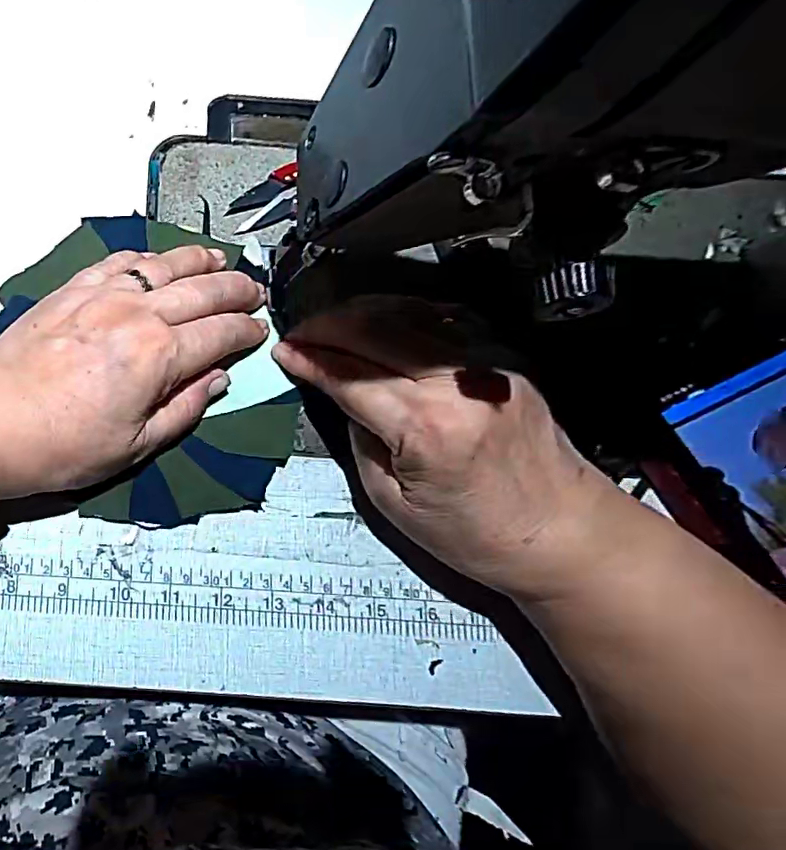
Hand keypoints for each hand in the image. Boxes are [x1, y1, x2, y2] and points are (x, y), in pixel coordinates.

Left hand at [0, 245, 266, 499]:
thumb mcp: (131, 447)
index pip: (221, 334)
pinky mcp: (65, 293)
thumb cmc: (56, 446)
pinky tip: (151, 261)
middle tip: (252, 291)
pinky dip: (141, 258)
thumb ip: (182, 410)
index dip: (245, 332)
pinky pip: (113, 263)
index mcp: (160, 354)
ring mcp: (97, 297)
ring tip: (216, 260)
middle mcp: (135, 313)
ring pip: (161, 266)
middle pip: (201, 290)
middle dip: (235, 289)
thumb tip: (215, 380)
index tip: (256, 332)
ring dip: (196, 261)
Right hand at [273, 295, 620, 600]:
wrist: (566, 534)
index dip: (309, 360)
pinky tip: (380, 321)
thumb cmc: (473, 531)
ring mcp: (490, 371)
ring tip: (329, 322)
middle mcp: (460, 387)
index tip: (283, 351)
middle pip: (378, 333)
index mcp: (426, 426)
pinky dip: (403, 318)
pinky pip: (442, 327)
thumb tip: (346, 400)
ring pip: (412, 318)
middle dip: (328, 327)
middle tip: (297, 332)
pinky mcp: (505, 367)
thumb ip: (362, 439)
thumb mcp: (388, 496)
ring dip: (362, 315)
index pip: (349, 377)